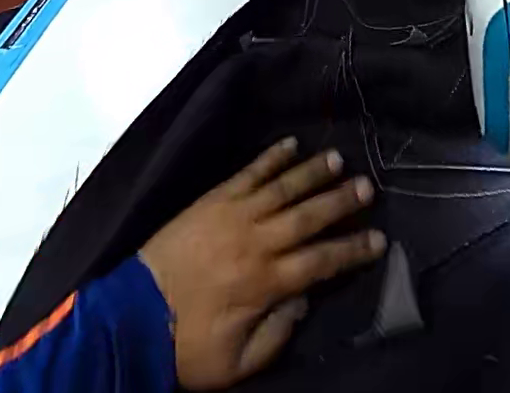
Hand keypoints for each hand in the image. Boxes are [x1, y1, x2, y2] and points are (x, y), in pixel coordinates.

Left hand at [141, 138, 385, 389]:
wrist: (131, 317)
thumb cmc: (186, 345)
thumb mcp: (234, 364)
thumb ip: (276, 335)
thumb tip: (304, 300)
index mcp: (265, 283)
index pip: (321, 262)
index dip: (352, 250)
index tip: (378, 239)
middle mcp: (258, 242)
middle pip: (308, 216)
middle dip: (341, 201)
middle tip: (367, 186)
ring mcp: (237, 215)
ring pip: (283, 188)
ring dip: (312, 172)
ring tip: (338, 158)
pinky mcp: (216, 199)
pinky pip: (250, 172)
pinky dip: (271, 157)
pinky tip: (291, 143)